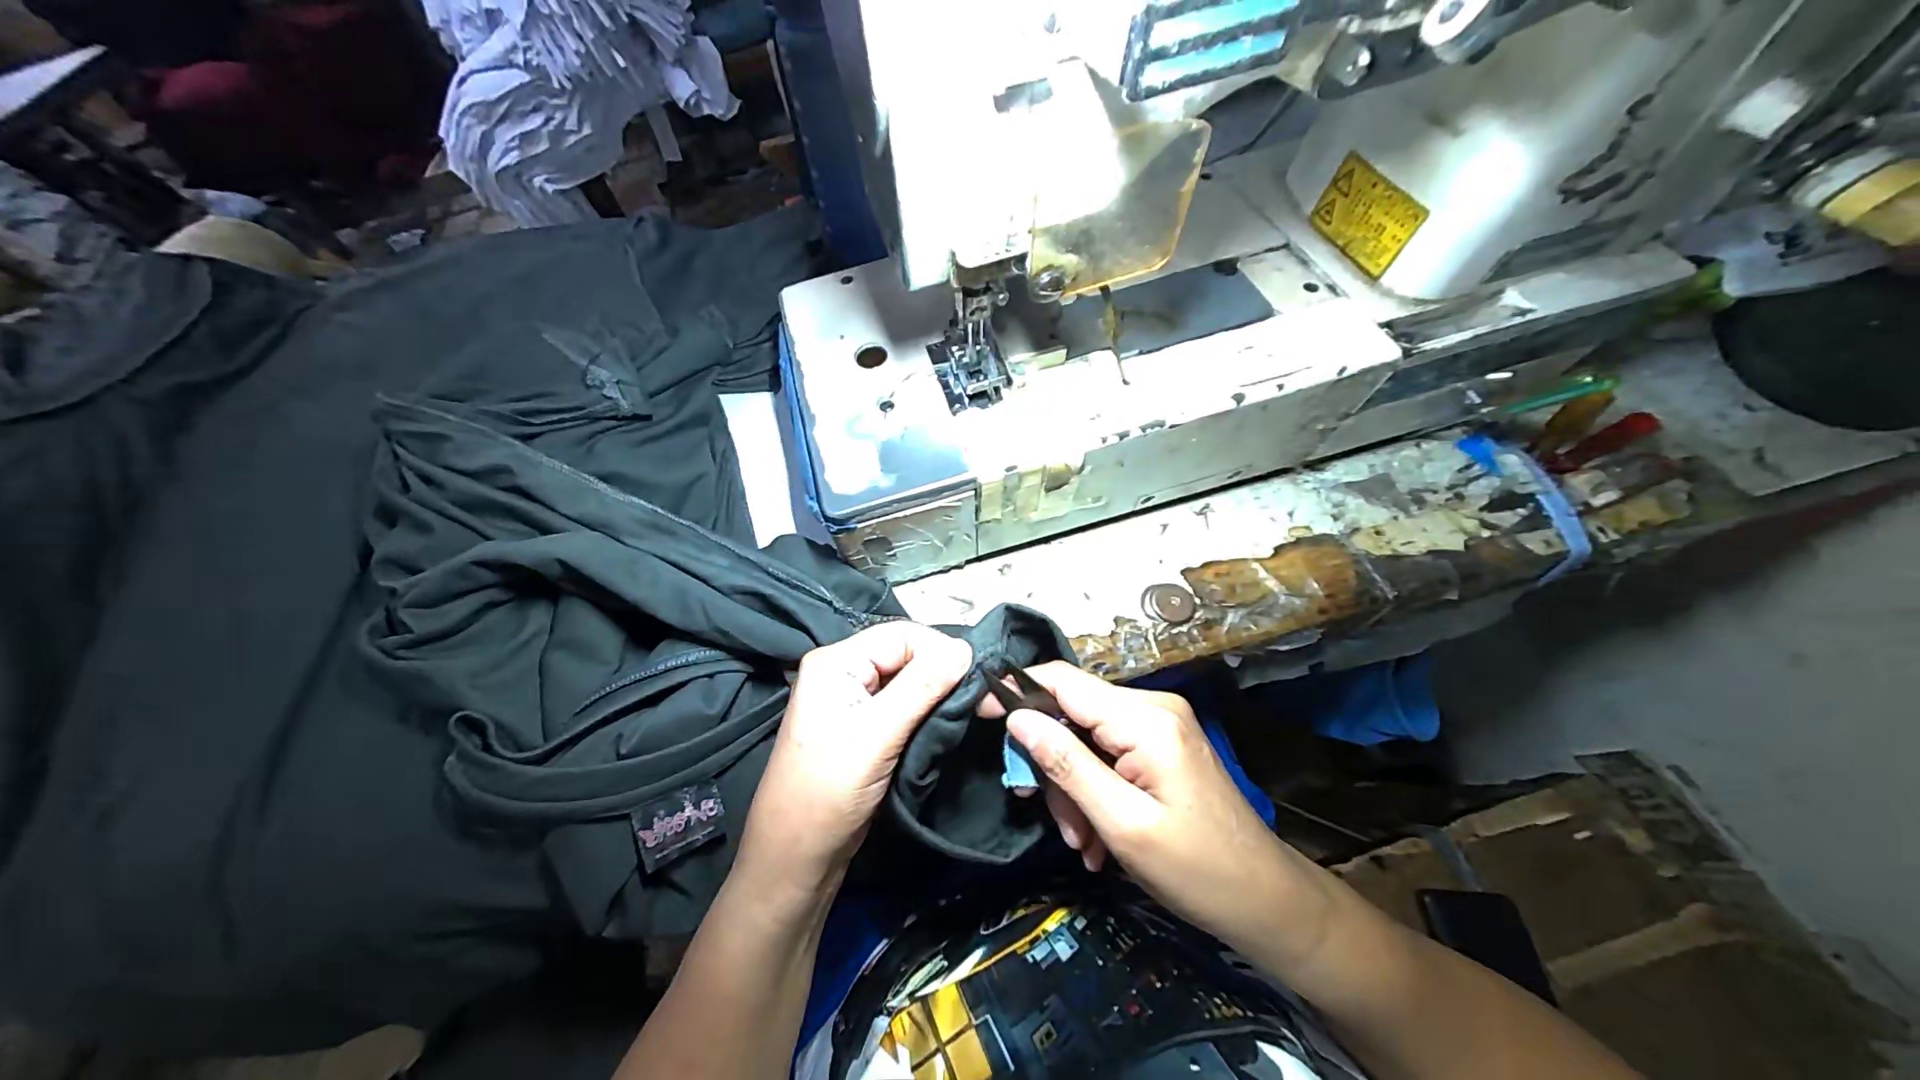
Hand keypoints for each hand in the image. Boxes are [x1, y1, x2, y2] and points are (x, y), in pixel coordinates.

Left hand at [741, 622, 971, 887]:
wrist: (797, 859)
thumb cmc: (828, 792)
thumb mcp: (876, 735)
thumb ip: (921, 687)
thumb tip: (965, 648)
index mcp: (836, 663)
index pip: (902, 636)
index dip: (941, 651)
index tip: (978, 679)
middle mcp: (844, 674)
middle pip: (907, 655)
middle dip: (944, 673)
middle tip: (983, 698)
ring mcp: (855, 702)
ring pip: (910, 682)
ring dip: (940, 694)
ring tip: (974, 710)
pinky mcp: (866, 729)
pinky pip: (905, 706)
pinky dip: (929, 712)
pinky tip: (950, 723)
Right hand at [1000, 662, 1327, 955]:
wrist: (1267, 902)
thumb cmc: (1196, 869)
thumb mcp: (1121, 822)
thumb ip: (1066, 764)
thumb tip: (1016, 717)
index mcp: (1144, 718)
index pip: (1063, 681)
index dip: (1015, 690)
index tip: (977, 714)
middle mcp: (1152, 709)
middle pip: (1072, 716)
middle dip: (1055, 770)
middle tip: (1062, 827)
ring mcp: (1160, 727)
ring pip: (1086, 742)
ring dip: (1074, 793)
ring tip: (1088, 845)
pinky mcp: (1162, 747)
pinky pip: (1109, 757)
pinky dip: (1095, 794)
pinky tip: (1103, 839)